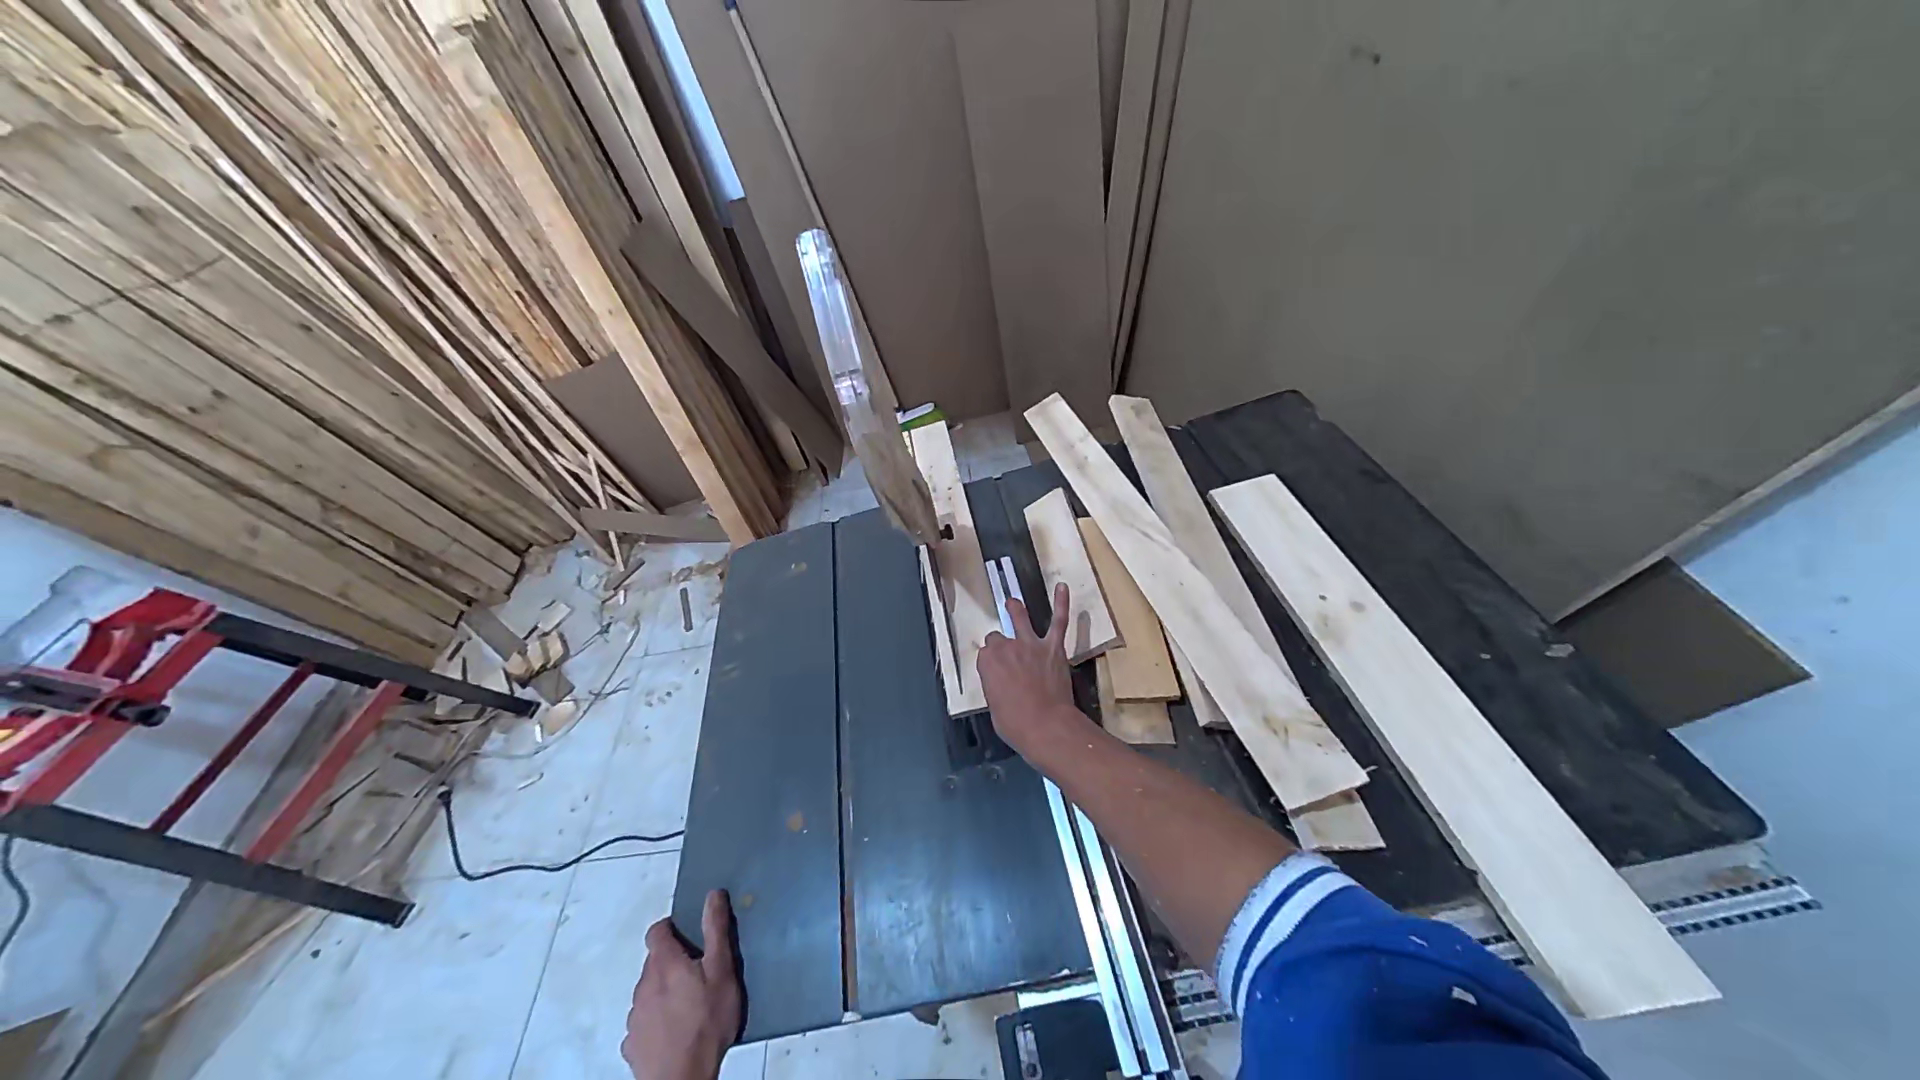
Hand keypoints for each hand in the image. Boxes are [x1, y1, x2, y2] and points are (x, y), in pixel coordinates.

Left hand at [623, 890, 741, 1079]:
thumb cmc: (707, 1020)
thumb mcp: (722, 969)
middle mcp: (643, 986)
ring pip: (648, 992)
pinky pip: (644, 1021)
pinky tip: (675, 1031)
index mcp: (664, 963)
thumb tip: (713, 894)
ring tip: (689, 1004)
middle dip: (672, 961)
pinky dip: (656, 1019)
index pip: (656, 931)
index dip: (670, 928)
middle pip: (654, 962)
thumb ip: (716, 930)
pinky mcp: (631, 1045)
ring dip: (664, 990)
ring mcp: (634, 1017)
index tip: (688, 933)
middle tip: (699, 972)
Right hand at [977, 581, 1091, 758]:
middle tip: (1007, 656)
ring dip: (1016, 609)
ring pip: (1021, 619)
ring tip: (1013, 602)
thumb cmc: (1015, 724)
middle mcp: (1006, 648)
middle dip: (1000, 644)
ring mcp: (1031, 644)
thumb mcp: (994, 707)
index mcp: (987, 663)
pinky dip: (1062, 603)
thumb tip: (1003, 683)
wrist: (1046, 725)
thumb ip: (996, 686)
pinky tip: (1062, 587)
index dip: (990, 663)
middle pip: (998, 638)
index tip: (995, 672)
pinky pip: (1058, 622)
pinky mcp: (1054, 648)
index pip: (985, 654)